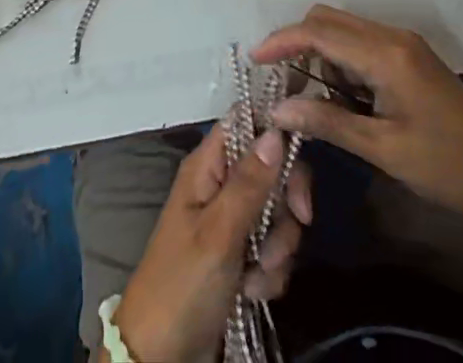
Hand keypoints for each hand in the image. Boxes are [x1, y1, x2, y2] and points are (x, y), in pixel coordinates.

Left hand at [113, 125, 312, 362]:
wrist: (161, 356)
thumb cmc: (182, 285)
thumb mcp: (218, 233)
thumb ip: (249, 183)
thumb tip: (277, 130)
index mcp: (207, 167)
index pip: (247, 124)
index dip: (277, 131)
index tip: (301, 156)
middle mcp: (220, 185)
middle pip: (272, 169)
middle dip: (286, 204)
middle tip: (293, 225)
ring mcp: (231, 221)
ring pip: (278, 213)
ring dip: (278, 247)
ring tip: (258, 275)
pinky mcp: (241, 254)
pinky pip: (273, 248)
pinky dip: (271, 271)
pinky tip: (254, 291)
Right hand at [255, 5, 462, 228]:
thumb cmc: (450, 168)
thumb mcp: (384, 150)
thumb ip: (328, 123)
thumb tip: (277, 111)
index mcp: (385, 55)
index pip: (319, 32)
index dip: (281, 41)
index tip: (253, 61)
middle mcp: (392, 38)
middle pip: (329, 20)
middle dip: (298, 45)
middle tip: (280, 86)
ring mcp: (404, 45)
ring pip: (344, 32)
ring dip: (320, 58)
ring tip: (313, 105)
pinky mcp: (410, 59)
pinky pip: (362, 47)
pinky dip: (341, 66)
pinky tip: (343, 102)